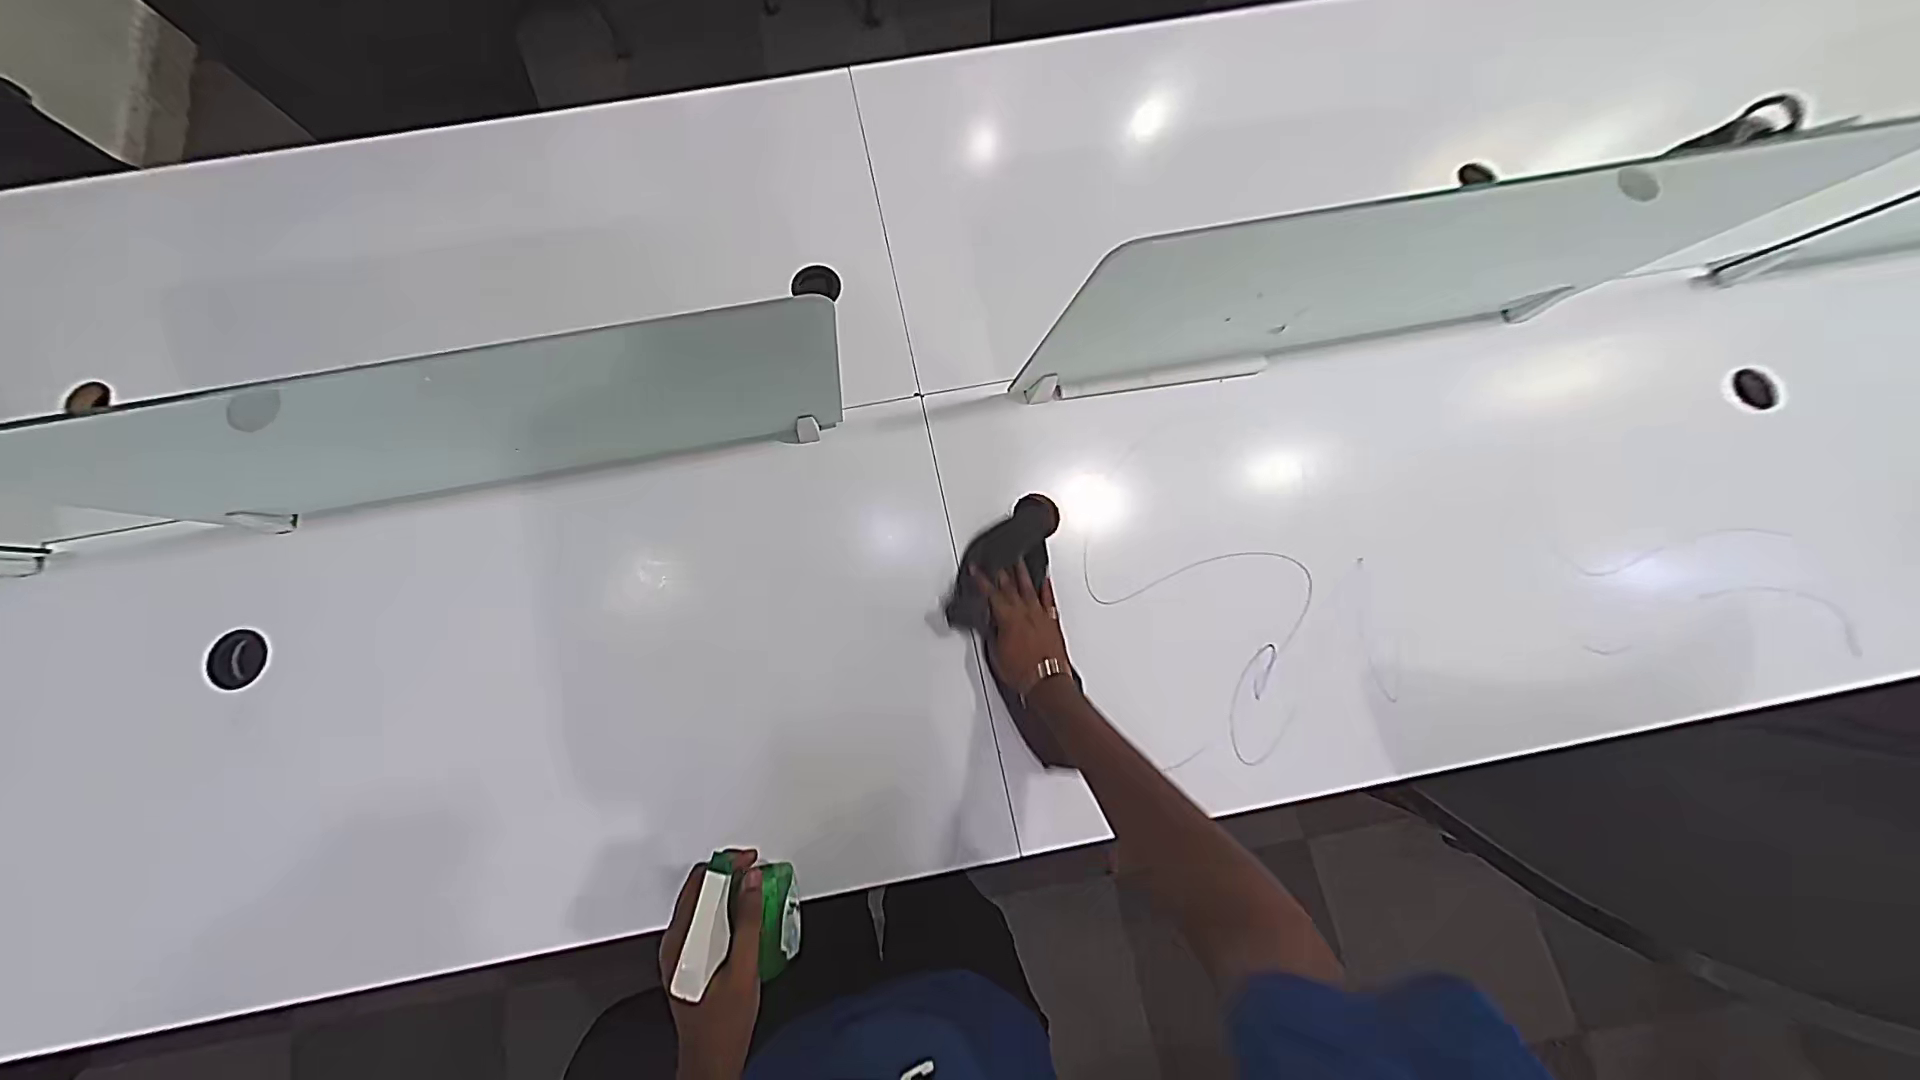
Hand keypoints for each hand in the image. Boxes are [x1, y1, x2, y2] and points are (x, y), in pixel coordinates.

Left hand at [660, 848, 762, 1079]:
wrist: (711, 1061)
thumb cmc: (724, 1023)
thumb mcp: (744, 968)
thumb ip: (748, 920)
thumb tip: (751, 880)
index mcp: (682, 942)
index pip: (701, 883)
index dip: (727, 864)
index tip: (750, 859)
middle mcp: (675, 943)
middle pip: (701, 889)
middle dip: (731, 873)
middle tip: (757, 870)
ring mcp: (680, 951)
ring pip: (704, 902)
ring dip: (730, 889)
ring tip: (757, 887)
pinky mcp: (690, 957)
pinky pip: (706, 918)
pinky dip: (727, 906)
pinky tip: (747, 912)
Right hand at [973, 563, 1071, 697]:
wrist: (1047, 682)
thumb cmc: (1023, 672)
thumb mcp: (996, 653)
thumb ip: (993, 633)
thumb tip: (991, 625)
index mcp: (1008, 618)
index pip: (991, 593)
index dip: (981, 579)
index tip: (976, 569)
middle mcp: (1025, 612)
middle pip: (1010, 585)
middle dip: (1001, 570)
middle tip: (997, 559)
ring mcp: (1040, 615)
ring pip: (1029, 587)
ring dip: (1022, 572)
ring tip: (1018, 560)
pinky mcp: (1052, 621)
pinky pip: (1048, 599)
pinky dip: (1046, 587)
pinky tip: (1045, 579)